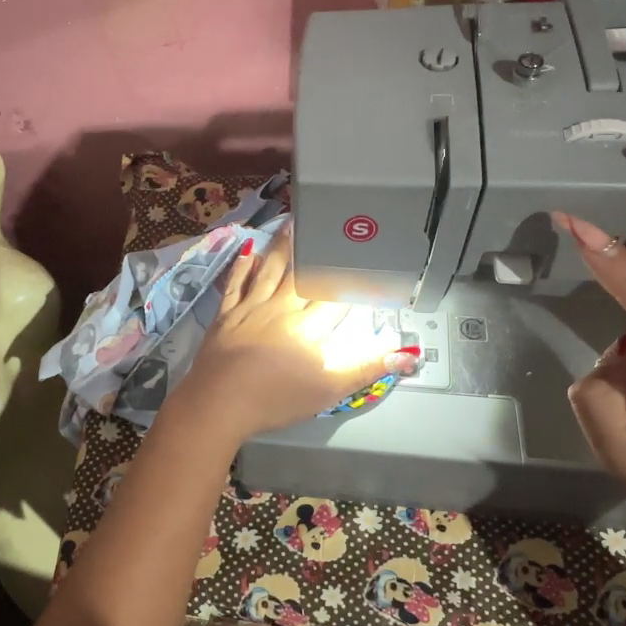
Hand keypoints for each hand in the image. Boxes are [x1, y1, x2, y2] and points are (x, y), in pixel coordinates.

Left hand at [166, 226, 414, 441]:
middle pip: (304, 273)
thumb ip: (367, 368)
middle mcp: (282, 308)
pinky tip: (248, 252)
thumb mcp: (328, 389)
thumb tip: (407, 354)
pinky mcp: (225, 315)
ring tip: (292, 222)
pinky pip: (236, 283)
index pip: (338, 295)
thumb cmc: (275, 399)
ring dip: (283, 245)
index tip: (367, 258)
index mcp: (310, 326)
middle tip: (328, 224)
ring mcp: (251, 308)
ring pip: (271, 270)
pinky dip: (243, 266)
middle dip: (319, 249)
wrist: (218, 402)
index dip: (355, 278)